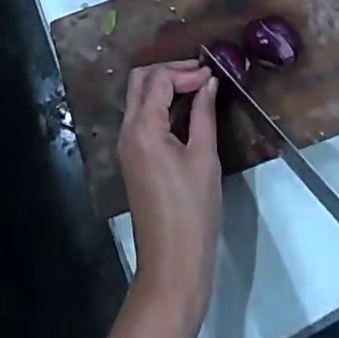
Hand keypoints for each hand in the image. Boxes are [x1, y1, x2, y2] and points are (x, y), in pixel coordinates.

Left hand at [107, 60, 220, 337]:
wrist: (171, 266)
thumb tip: (208, 82)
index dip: (185, 72)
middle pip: (140, 81)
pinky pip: (141, 118)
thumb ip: (203, 114)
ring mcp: (126, 145)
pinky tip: (184, 110)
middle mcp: (127, 130)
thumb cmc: (192, 212)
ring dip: (163, 86)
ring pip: (138, 98)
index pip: (158, 80)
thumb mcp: (204, 158)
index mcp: (142, 127)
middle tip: (201, 74)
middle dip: (169, 71)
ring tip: (196, 87)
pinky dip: (160, 105)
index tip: (212, 74)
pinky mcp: (132, 159)